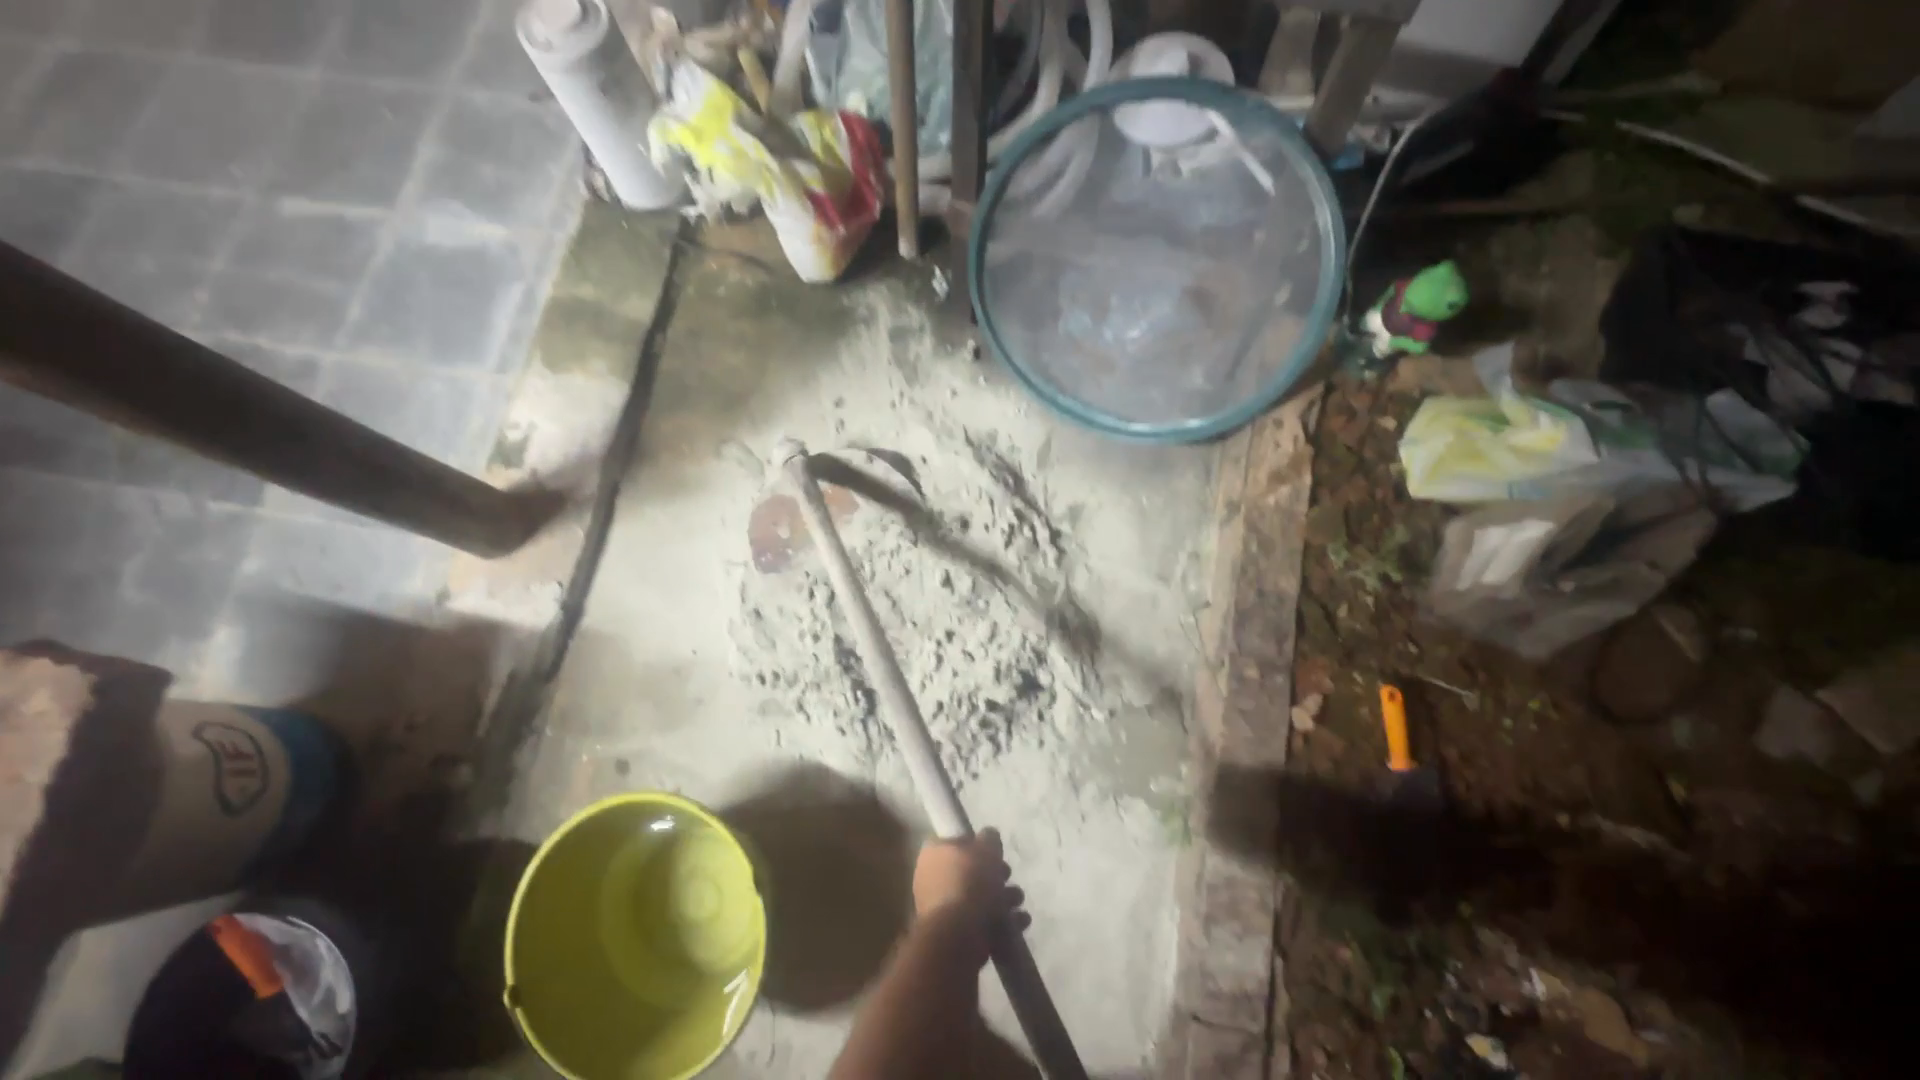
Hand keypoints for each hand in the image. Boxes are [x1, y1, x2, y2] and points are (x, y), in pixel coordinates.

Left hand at [912, 828, 1026, 929]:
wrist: (958, 934)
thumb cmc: (969, 882)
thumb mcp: (985, 848)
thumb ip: (989, 838)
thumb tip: (988, 836)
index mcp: (933, 855)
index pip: (953, 842)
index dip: (975, 845)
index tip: (993, 851)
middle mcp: (933, 879)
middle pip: (970, 872)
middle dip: (996, 875)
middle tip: (1007, 876)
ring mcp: (944, 909)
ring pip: (980, 898)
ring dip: (1004, 898)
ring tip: (1017, 901)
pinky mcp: (957, 933)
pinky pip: (983, 921)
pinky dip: (1003, 921)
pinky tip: (1020, 921)